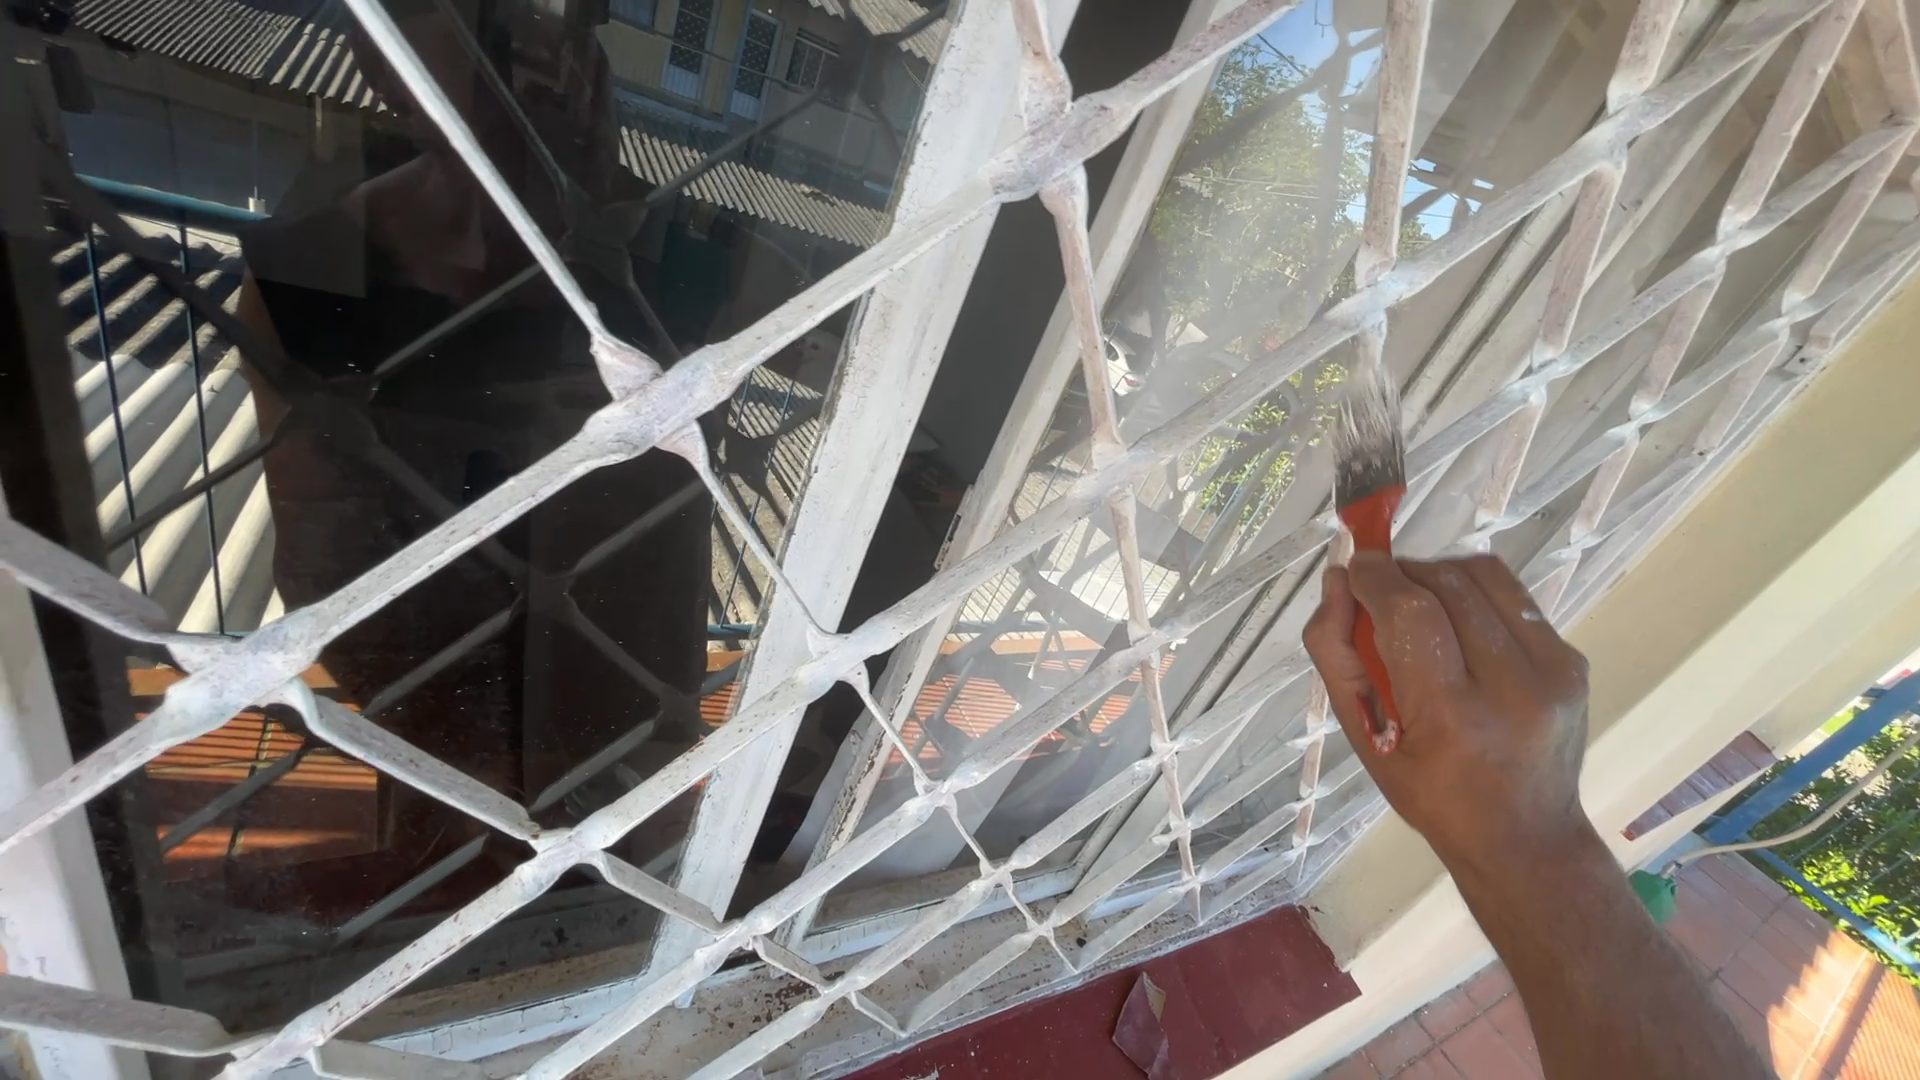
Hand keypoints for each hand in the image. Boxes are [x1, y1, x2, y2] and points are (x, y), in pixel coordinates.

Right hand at [1302, 553, 1594, 880]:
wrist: (1524, 836)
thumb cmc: (1423, 787)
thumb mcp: (1357, 730)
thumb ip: (1334, 651)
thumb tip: (1338, 582)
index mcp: (1452, 714)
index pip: (1411, 613)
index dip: (1376, 577)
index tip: (1354, 567)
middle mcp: (1513, 686)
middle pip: (1446, 584)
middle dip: (1401, 573)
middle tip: (1377, 592)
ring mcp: (1554, 670)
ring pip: (1483, 576)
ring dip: (1436, 574)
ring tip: (1416, 603)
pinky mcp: (1573, 660)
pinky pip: (1511, 595)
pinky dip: (1471, 594)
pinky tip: (1457, 625)